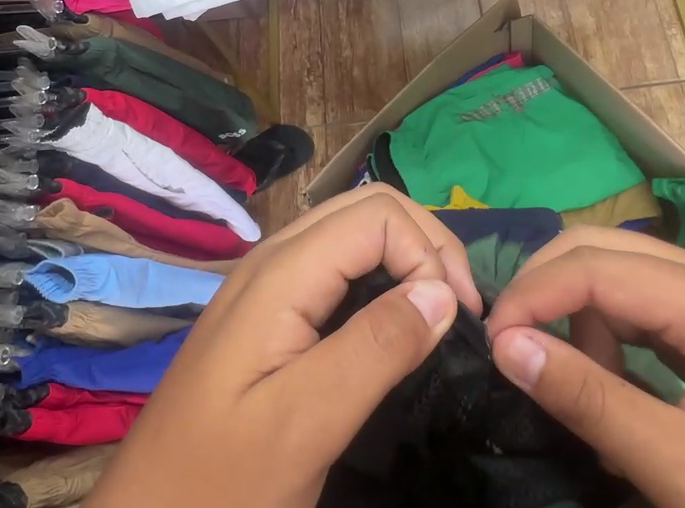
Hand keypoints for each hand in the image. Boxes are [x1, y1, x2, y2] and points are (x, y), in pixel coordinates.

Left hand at [87, 186, 482, 507]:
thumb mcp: (306, 421)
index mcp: (280, 272)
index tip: (458, 320)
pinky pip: (338, 266)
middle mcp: (274, 259)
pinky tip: (398, 320)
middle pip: (368, 208)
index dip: (428, 254)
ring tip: (441, 313)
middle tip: (461, 311)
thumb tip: (444, 292)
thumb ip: (376, 348)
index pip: (376, 215)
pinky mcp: (272, 312)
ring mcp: (269, 283)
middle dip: (427, 244)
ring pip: (354, 231)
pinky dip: (383, 276)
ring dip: (408, 257)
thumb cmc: (223, 477)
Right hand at [485, 226, 684, 507]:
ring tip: (577, 391)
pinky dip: (608, 339)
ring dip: (579, 319)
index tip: (491, 346)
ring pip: (619, 277)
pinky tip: (608, 386)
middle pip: (604, 250)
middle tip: (512, 350)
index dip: (534, 295)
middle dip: (549, 290)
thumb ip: (593, 401)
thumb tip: (505, 345)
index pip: (596, 265)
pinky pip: (642, 312)